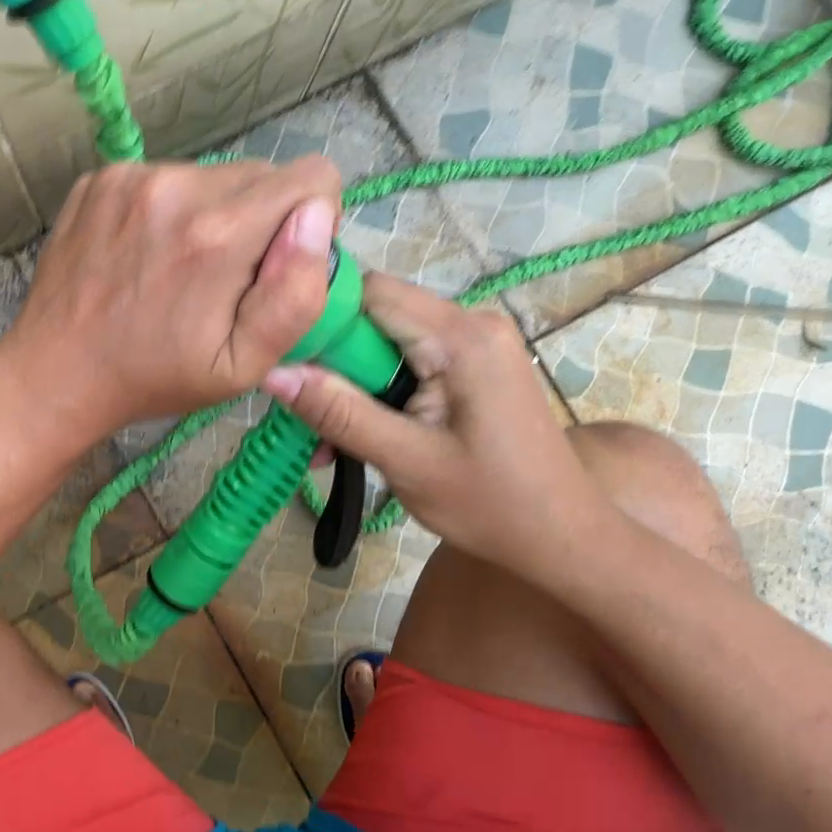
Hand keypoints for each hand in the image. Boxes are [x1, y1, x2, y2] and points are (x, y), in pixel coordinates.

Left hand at [0, 156, 341, 435]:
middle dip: (258, 223)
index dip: (310, 224)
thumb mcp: (242, 366)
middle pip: (261, 176)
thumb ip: (295, 294)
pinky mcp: (100, 178)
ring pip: (212, 176)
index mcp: (219, 233)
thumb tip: (319, 217)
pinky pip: (164, 177)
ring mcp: (131, 177)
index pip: (312, 178)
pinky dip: (166, 211)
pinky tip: (142, 257)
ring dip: (211, 216)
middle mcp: (176, 186)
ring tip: (175, 272)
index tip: (274, 268)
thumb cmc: (155, 377)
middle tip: (219, 282)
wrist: (57, 372)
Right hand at [262, 274, 612, 579]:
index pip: (370, 292)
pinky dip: (376, 396)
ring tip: (323, 444)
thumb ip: (340, 412)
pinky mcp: (471, 365)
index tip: (276, 359)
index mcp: (463, 337)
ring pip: (384, 345)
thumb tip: (271, 374)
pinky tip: (356, 437)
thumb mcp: (406, 461)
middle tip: (296, 417)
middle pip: (375, 318)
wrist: (561, 538)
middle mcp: (472, 323)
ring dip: (349, 389)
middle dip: (330, 366)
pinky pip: (406, 364)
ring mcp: (474, 342)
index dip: (318, 318)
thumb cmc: (491, 505)